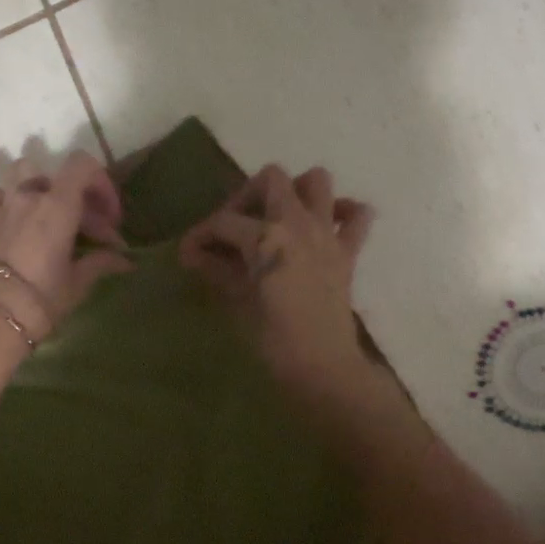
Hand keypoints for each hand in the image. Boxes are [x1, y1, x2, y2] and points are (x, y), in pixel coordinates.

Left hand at [0, 150, 133, 340]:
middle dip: (81, 202)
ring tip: (50, 213)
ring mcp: (2, 206)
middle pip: (61, 179)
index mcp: (58, 205)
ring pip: (21, 171)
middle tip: (92, 237)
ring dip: (39, 185)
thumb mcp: (79, 281)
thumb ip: (102, 262)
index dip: (102, 184)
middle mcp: (29, 196)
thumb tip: (124, 259)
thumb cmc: (43, 299)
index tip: (110, 218)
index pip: (83, 165)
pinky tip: (7, 210)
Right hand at [179, 165, 374, 392]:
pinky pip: (357, 216)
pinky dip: (343, 212)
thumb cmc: (273, 338)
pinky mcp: (348, 252)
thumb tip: (194, 255)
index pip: (224, 222)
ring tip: (278, 218)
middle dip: (247, 196)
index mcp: (266, 235)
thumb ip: (218, 270)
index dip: (201, 234)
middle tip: (234, 227)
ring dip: (296, 191)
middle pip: (271, 179)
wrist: (322, 364)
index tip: (187, 253)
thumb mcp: (238, 300)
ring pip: (317, 182)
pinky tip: (325, 227)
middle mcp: (299, 222)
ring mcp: (327, 234)